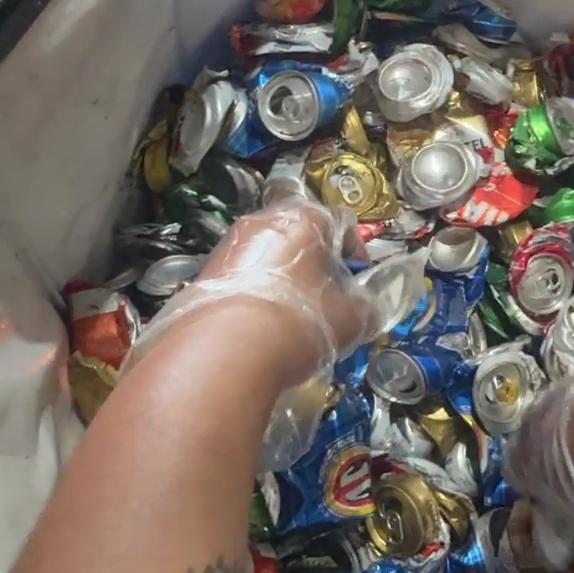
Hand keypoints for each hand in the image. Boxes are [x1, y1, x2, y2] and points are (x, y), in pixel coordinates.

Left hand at [129, 196, 378, 388]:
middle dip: (319, 266)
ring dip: (287, 280)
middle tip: (329, 302)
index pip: (342, 222)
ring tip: (294, 319)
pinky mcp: (205, 274)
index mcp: (303, 218)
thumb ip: (367, 307)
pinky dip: (259, 294)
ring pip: (271, 257)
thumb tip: (368, 307)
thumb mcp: (350, 320)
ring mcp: (229, 246)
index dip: (357, 254)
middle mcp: (263, 221)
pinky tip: (263, 327)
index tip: (359, 284)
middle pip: (302, 237)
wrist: (224, 353)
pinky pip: (245, 277)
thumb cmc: (299, 322)